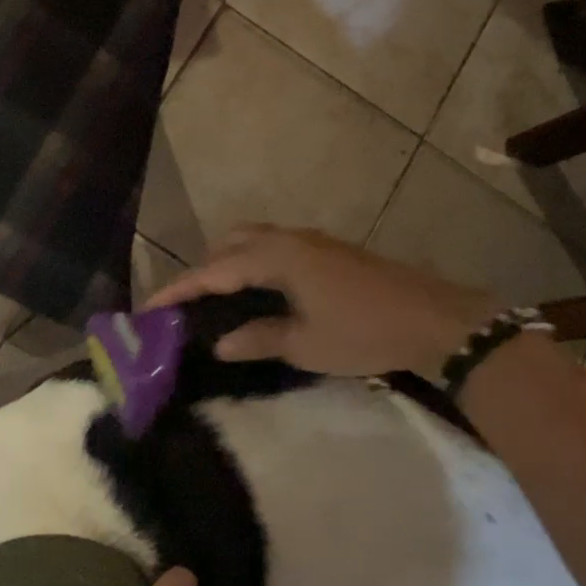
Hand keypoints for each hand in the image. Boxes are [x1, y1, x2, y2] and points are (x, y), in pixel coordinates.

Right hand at [146, 226, 499, 376]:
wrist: (436, 320)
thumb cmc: (365, 333)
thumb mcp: (306, 345)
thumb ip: (258, 339)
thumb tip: (220, 343)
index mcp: (276, 258)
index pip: (213, 271)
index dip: (178, 290)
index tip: (148, 309)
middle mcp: (289, 240)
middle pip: (230, 244)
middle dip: (203, 269)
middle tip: (187, 304)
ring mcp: (313, 242)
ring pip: (255, 240)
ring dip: (230, 262)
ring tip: (219, 298)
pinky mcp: (331, 251)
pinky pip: (276, 247)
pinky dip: (254, 263)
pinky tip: (260, 293)